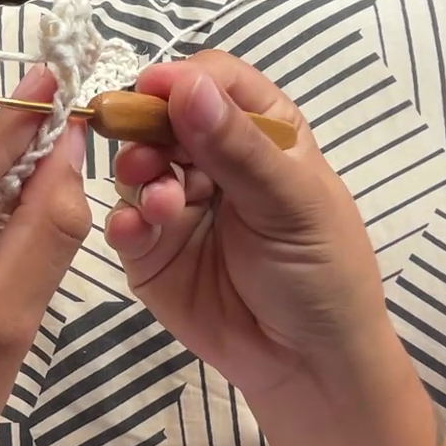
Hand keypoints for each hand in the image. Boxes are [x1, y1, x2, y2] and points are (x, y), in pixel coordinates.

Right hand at [103, 51, 391, 400]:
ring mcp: (178, 205)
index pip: (215, 84)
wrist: (305, 363)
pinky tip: (138, 232)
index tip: (153, 89)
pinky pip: (125, 223)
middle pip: (163, 120)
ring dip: (140, 176)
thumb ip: (237, 147)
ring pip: (138, 168)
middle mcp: (214, 162)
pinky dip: (125, 222)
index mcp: (262, 136)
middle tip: (144, 154)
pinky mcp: (150, 250)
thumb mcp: (290, 203)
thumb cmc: (319, 271)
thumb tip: (183, 85)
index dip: (183, 81)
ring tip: (162, 205)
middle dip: (148, 130)